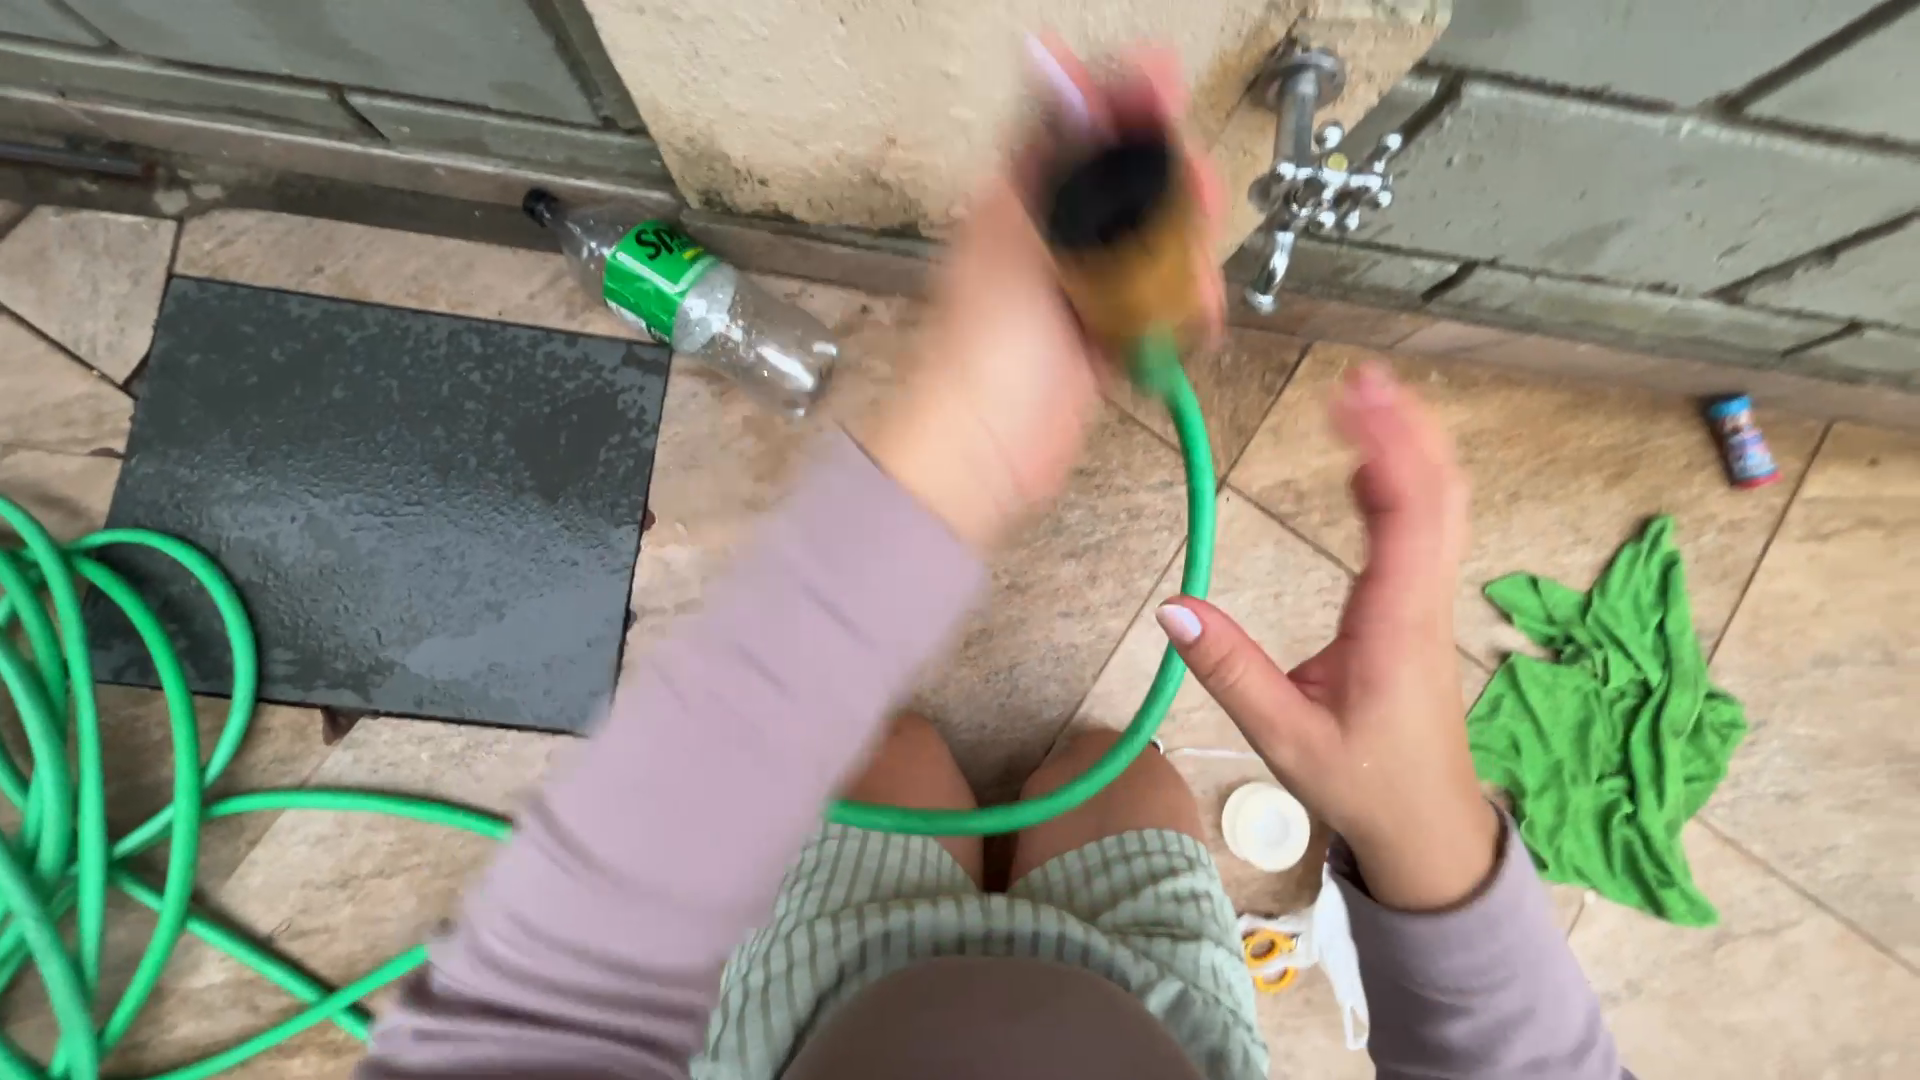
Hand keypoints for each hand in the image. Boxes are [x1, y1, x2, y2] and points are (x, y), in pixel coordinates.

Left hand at [860, 44, 1222, 550]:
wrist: (985, 452)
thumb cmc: (983, 353)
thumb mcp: (1019, 238)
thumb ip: (1054, 159)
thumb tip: (1061, 61)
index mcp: (1016, 207)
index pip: (1074, 132)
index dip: (1121, 106)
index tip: (1162, 91)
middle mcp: (1050, 243)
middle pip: (1129, 189)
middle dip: (1171, 189)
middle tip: (1195, 195)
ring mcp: (1079, 293)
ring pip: (1152, 250)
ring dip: (1184, 260)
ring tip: (1190, 281)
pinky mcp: (1103, 340)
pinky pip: (1155, 308)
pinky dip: (1180, 313)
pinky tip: (1189, 323)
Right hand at [1155, 362, 1499, 910]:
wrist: (1427, 826)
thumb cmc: (1362, 782)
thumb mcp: (1285, 735)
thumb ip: (1229, 670)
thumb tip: (1172, 606)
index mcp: (1396, 622)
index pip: (1408, 516)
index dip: (1388, 447)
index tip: (1352, 396)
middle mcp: (1421, 599)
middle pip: (1438, 493)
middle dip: (1404, 427)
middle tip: (1358, 378)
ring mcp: (1425, 601)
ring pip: (1438, 506)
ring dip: (1407, 447)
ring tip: (1362, 400)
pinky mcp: (1415, 608)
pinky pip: (1422, 529)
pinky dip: (1400, 482)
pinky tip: (1367, 466)